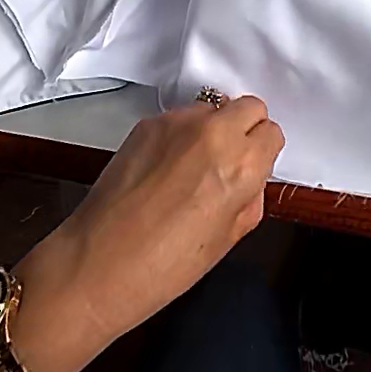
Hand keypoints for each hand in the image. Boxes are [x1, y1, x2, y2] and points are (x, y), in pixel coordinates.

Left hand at [5, 96, 283, 371]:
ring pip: (213, 108)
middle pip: (250, 106)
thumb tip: (250, 177)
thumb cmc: (167, 265)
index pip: (272, 132)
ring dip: (212, 128)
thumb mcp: (230, 237)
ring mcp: (178, 124)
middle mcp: (214, 134)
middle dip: (246, 130)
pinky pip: (180, 118)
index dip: (263, 153)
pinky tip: (164, 168)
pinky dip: (181, 135)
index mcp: (242, 166)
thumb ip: (250, 196)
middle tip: (228, 161)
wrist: (98, 263)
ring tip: (191, 166)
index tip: (251, 169)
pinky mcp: (148, 124)